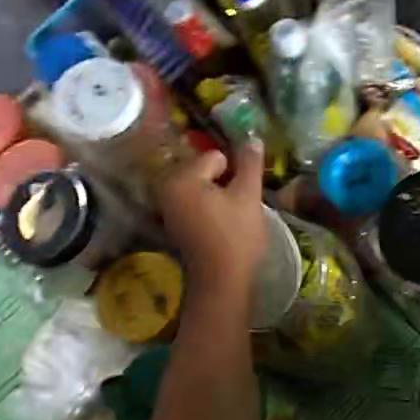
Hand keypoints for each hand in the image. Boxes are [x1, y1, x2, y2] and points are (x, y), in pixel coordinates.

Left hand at [157, 143, 265, 298]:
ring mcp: (167, 209)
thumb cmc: (236, 237)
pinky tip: (221, 228)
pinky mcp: (173, 226)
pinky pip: (194, 206)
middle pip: (204, 171)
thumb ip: (250, 163)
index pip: (215, 157)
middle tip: (238, 207)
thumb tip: (252, 137)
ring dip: (217, 198)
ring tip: (232, 218)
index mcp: (181, 178)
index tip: (243, 195)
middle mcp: (166, 189)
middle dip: (223, 184)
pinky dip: (207, 211)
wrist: (221, 282)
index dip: (235, 174)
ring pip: (200, 189)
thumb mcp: (248, 196)